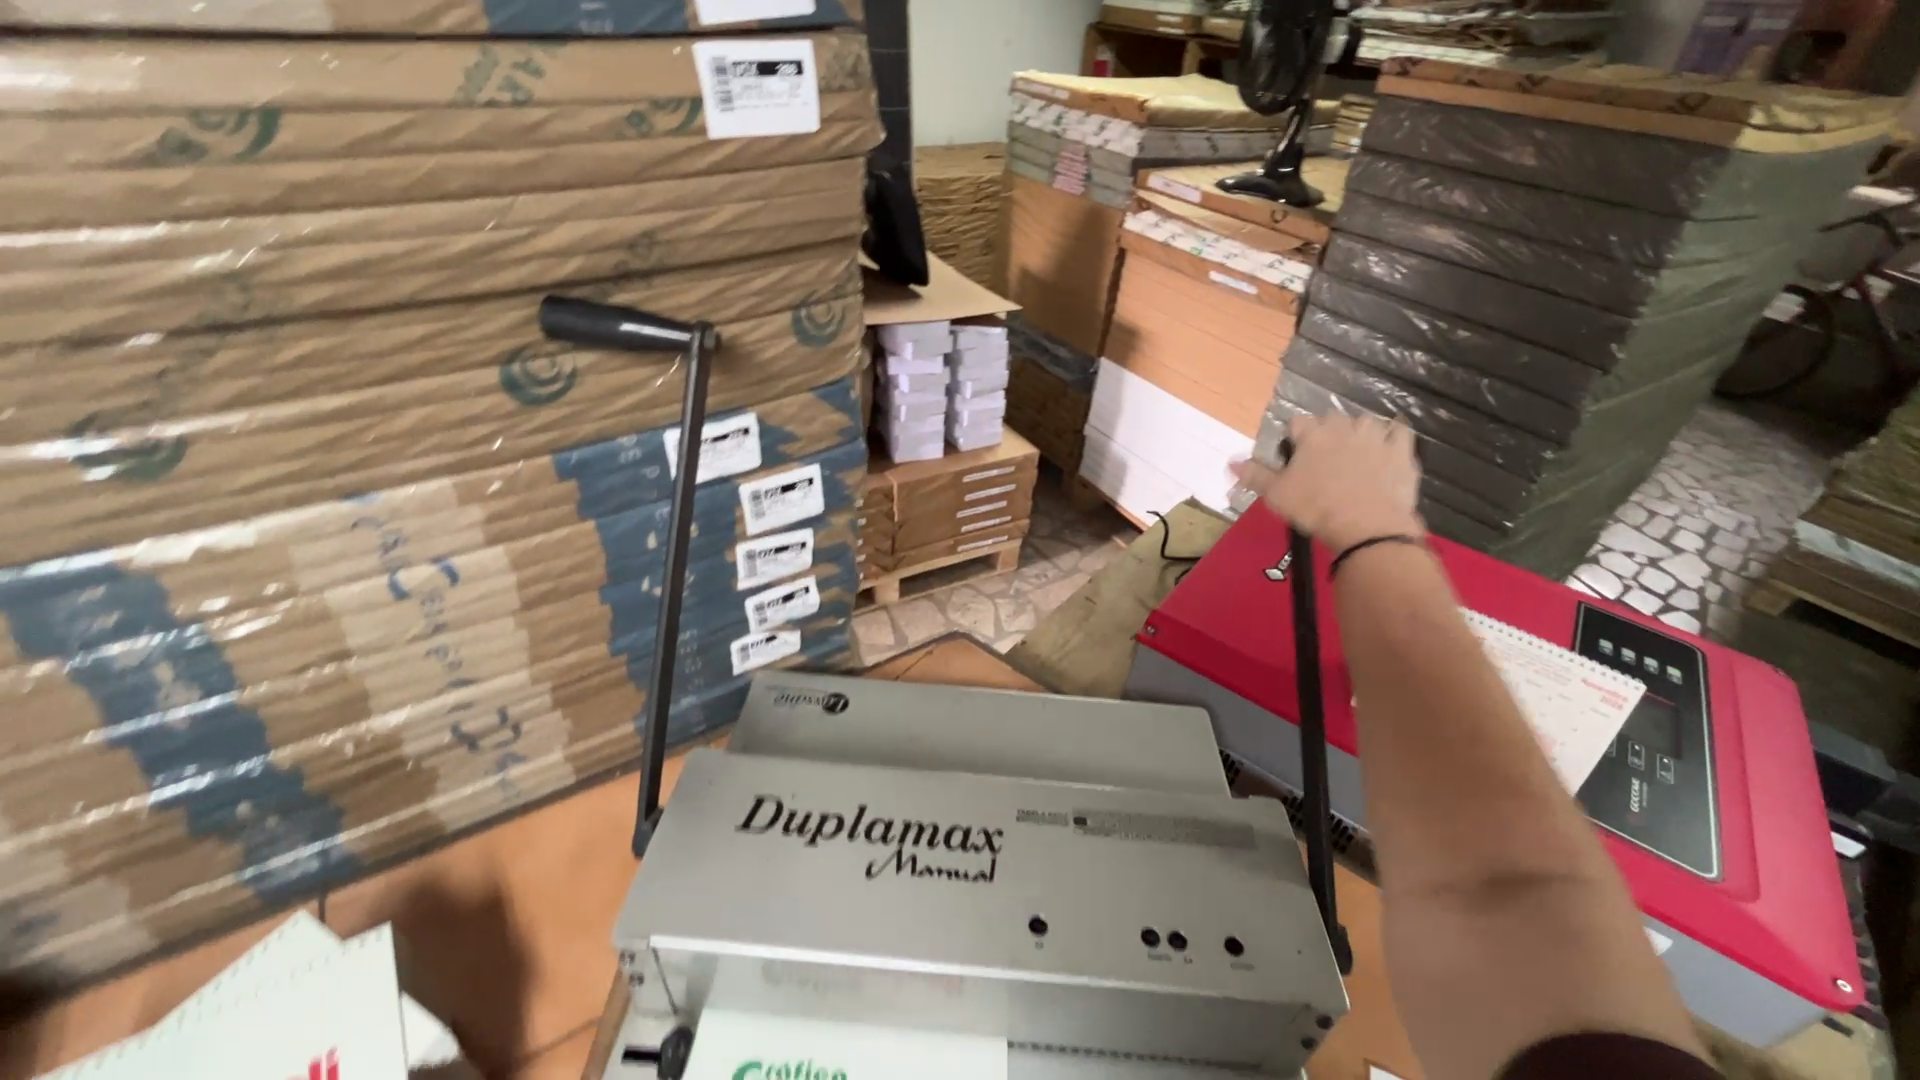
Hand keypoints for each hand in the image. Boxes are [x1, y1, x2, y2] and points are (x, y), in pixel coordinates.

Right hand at [1233, 414, 1424, 552]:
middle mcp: (1344, 426)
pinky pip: (1399, 432)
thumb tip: (1229, 462)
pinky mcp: (1402, 450)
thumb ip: (1254, 475)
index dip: (1293, 438)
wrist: (1367, 525)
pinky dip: (1392, 437)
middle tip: (1322, 462)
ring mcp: (1376, 436)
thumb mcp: (1276, 495)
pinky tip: (1387, 448)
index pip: (1296, 422)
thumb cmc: (1315, 508)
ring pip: (1365, 423)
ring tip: (1354, 456)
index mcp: (1312, 434)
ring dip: (1358, 433)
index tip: (1293, 457)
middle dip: (1326, 434)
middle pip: (1331, 419)